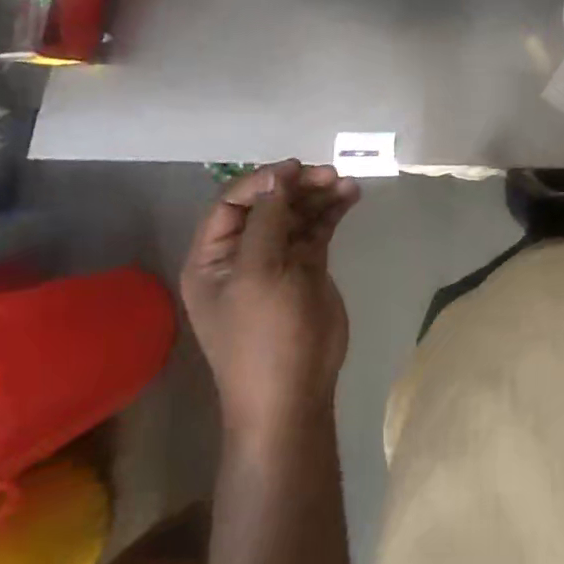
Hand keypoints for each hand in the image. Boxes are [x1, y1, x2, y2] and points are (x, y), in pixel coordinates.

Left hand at [181, 159, 360, 438]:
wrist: (293, 393)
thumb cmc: (264, 336)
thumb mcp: (258, 275)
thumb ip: (267, 221)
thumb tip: (277, 176)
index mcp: (213, 258)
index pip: (231, 203)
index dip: (262, 182)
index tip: (296, 170)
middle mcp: (242, 254)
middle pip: (268, 204)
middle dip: (296, 186)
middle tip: (328, 175)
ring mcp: (277, 260)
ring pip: (296, 213)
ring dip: (319, 194)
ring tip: (345, 182)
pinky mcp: (307, 268)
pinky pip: (317, 229)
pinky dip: (332, 211)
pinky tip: (351, 196)